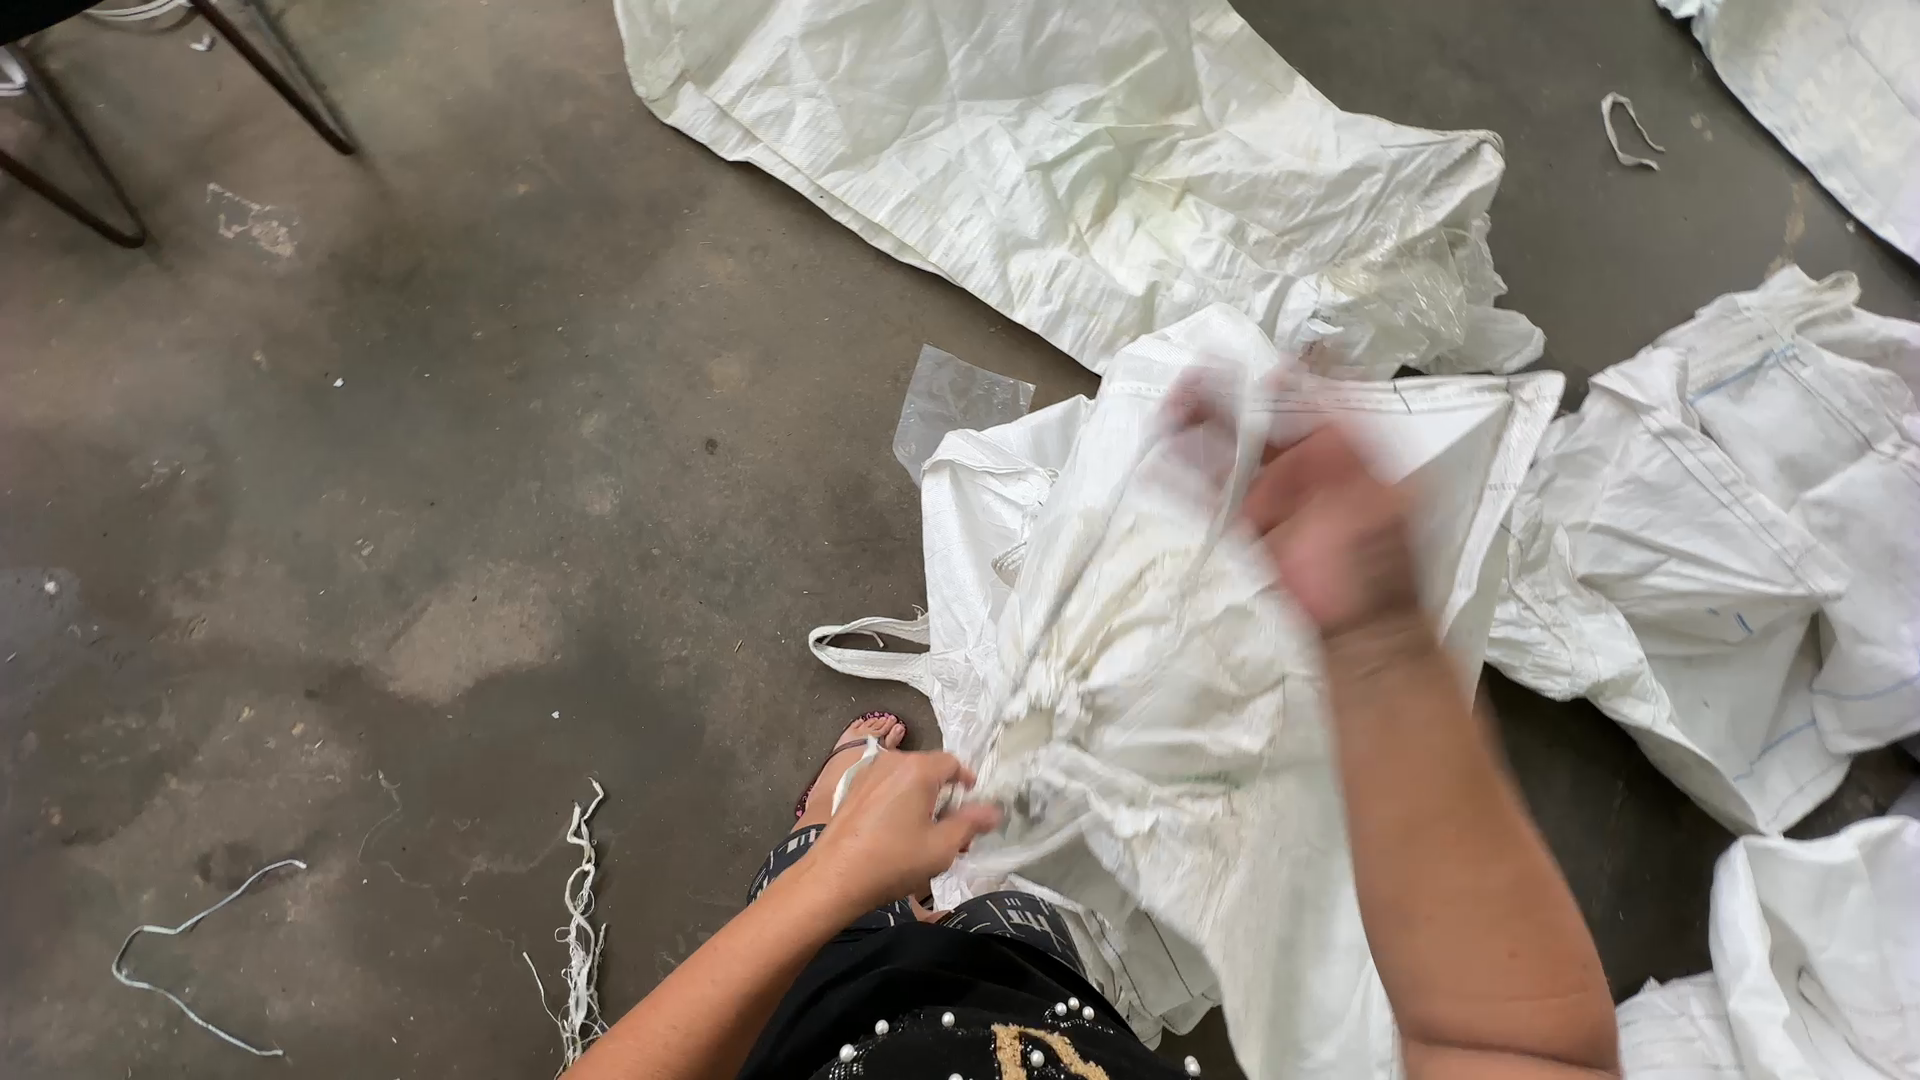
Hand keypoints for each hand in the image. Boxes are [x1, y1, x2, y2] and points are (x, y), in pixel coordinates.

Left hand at [802, 751, 1001, 914]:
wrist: (833, 878)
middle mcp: (893, 761)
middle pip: (930, 770)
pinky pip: (888, 787)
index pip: (953, 763)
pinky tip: (899, 834)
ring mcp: (869, 773)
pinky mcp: (854, 789)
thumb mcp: (941, 847)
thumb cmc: (893, 861)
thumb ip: (971, 824)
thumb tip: (994, 810)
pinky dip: (900, 802)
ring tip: (927, 837)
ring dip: (923, 801)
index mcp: (918, 769)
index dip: (968, 783)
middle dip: (946, 797)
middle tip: (954, 831)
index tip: (973, 806)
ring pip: (908, 780)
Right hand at [1167, 376, 1427, 650]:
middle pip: (1253, 423)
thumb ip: (1347, 435)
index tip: (1243, 358)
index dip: (1271, 378)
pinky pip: (1209, 498)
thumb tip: (1314, 390)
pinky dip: (1181, 483)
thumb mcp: (1377, 489)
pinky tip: (1156, 467)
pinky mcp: (1247, 525)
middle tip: (1191, 376)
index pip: (1301, 403)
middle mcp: (1301, 468)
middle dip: (1220, 398)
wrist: (1361, 622)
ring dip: (1195, 431)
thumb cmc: (1375, 559)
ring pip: (1225, 454)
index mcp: (1338, 451)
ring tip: (1167, 409)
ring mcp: (1271, 496)